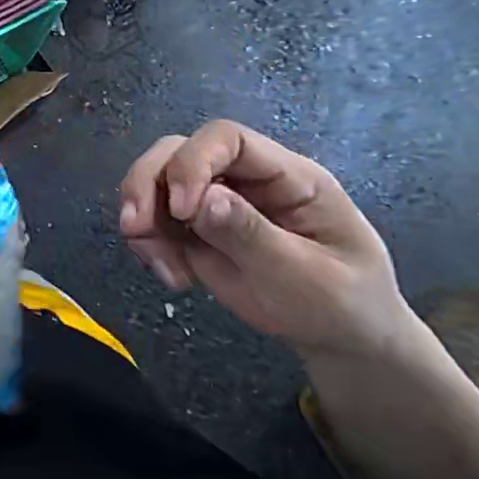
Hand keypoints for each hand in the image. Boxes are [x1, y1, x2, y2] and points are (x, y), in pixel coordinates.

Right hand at [118, 120, 415, 358]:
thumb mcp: (308, 276)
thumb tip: (202, 200)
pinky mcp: (197, 232)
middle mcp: (245, 179)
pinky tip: (174, 277)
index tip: (181, 211)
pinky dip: (149, 245)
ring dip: (144, 220)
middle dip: (148, 183)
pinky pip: (156, 222)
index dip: (193, 163)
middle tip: (135, 228)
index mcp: (287, 176)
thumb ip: (253, 236)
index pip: (228, 139)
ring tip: (164, 267)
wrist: (343, 339)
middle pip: (178, 150)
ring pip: (157, 183)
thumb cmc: (343, 304)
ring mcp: (218, 204)